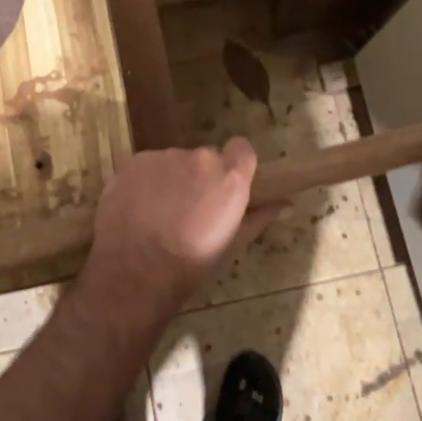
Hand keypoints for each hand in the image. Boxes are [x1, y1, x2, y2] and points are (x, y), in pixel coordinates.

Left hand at [83, 138, 278, 314]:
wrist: (135, 271)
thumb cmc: (190, 265)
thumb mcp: (230, 243)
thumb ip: (259, 216)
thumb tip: (287, 204)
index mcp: (229, 177)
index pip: (242, 148)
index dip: (234, 164)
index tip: (225, 185)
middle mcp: (200, 158)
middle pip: (205, 157)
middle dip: (200, 176)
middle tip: (190, 208)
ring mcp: (164, 157)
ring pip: (174, 161)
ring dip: (172, 178)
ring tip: (160, 212)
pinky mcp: (134, 161)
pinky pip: (148, 165)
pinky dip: (147, 181)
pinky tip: (139, 208)